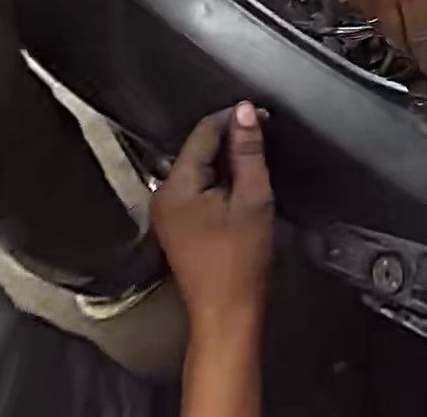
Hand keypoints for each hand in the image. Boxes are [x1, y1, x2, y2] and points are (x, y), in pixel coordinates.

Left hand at [152, 102, 274, 337]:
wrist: (227, 316)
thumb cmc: (241, 259)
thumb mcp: (252, 198)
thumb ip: (247, 151)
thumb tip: (243, 109)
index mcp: (177, 184)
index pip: (204, 131)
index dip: (233, 118)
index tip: (261, 115)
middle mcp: (163, 192)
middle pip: (199, 147)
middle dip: (230, 137)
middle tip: (262, 133)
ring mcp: (167, 209)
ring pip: (199, 165)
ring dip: (226, 157)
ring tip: (255, 154)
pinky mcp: (177, 222)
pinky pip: (197, 184)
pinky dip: (218, 176)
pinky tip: (240, 179)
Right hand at [337, 0, 426, 76]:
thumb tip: (424, 17)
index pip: (419, 32)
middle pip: (394, 35)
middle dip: (407, 45)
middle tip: (418, 52)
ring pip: (374, 23)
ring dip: (388, 27)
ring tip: (397, 24)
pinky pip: (359, 7)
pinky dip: (371, 9)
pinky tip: (378, 0)